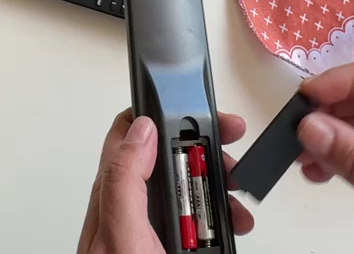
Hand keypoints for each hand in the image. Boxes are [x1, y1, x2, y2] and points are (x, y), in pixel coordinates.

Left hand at [77, 110, 255, 253]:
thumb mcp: (121, 239)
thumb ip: (124, 181)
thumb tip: (140, 127)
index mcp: (113, 196)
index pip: (130, 133)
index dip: (164, 113)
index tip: (200, 113)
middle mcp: (131, 210)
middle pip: (168, 158)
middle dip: (204, 150)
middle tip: (232, 154)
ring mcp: (153, 233)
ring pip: (190, 191)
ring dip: (219, 187)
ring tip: (240, 197)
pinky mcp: (174, 251)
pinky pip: (202, 226)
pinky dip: (222, 219)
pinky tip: (236, 226)